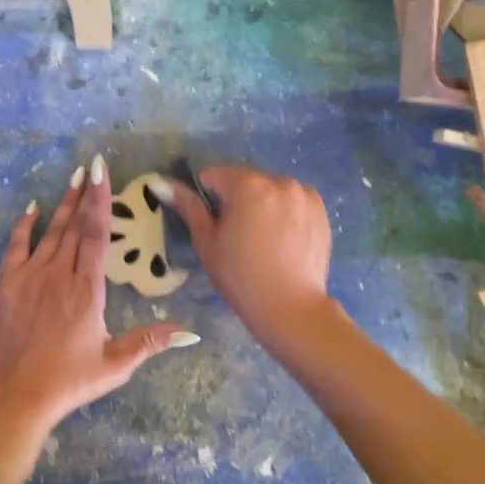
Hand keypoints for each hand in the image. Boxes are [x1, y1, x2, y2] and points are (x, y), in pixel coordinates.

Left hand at [0, 155, 197, 430]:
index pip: (97, 235)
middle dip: (85, 194)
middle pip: (75, 226)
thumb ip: (150, 341)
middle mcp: (59, 274)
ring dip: (62, 204)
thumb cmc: (70, 380)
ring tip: (72, 177)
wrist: (18, 392)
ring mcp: (31, 276)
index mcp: (87, 289)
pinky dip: (24, 226)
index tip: (102, 175)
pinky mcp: (8, 284)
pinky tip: (32, 208)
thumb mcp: (116, 364)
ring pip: (50, 232)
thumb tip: (189, 331)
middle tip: (91, 164)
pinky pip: (16, 247)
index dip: (100, 202)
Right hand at [153, 165, 331, 326]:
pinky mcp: (320, 210)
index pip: (213, 175)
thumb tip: (164, 184)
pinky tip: (282, 239)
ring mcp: (304, 194)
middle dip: (236, 198)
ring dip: (260, 203)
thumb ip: (189, 207)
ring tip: (262, 238)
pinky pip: (291, 200)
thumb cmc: (240, 276)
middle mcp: (279, 181)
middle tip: (236, 234)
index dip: (207, 197)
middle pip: (244, 179)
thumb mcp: (206, 242)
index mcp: (248, 186)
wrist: (291, 308)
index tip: (214, 225)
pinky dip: (283, 211)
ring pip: (268, 188)